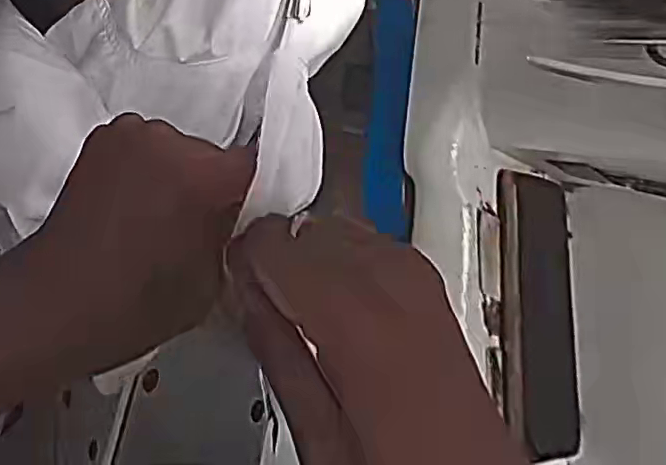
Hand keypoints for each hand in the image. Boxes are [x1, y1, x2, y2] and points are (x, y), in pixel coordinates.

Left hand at [0, 114, 253, 413]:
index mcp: (204, 177)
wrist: (49, 305)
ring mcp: (134, 133)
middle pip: (213, 156)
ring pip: (178, 149)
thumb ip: (235, 236)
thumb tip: (246, 214)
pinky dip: (145, 166)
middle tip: (195, 223)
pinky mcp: (106, 135)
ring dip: (175, 173)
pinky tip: (131, 203)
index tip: (248, 207)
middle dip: (210, 185)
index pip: (255, 164)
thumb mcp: (208, 284)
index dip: (256, 189)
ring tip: (154, 216)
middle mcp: (171, 142)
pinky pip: (145, 145)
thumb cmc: (127, 307)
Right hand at [229, 216, 525, 464]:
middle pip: (313, 228)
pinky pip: (372, 240)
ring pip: (342, 225)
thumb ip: (280, 357)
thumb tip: (251, 301)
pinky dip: (344, 252)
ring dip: (312, 249)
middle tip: (254, 280)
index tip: (235, 260)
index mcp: (359, 325)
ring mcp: (418, 277)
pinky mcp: (430, 281)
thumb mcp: (323, 439)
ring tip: (292, 292)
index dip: (250, 248)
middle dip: (280, 249)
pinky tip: (333, 290)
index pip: (285, 246)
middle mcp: (394, 285)